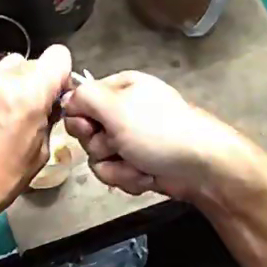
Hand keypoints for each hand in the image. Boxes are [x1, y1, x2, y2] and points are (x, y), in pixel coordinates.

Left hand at [0, 43, 73, 225]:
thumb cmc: (3, 178)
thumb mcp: (41, 151)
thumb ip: (50, 119)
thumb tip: (51, 105)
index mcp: (28, 94)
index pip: (58, 57)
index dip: (64, 75)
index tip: (60, 97)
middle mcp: (4, 79)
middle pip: (35, 61)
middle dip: (42, 82)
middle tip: (40, 110)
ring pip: (14, 67)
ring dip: (22, 84)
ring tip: (19, 113)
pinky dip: (4, 90)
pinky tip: (0, 118)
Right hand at [61, 71, 264, 202]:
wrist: (200, 168)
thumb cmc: (160, 131)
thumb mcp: (116, 106)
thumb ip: (83, 97)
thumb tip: (66, 100)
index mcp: (120, 88)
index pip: (79, 101)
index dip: (80, 117)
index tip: (89, 127)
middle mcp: (123, 112)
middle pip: (86, 133)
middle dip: (101, 146)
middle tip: (120, 146)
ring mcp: (131, 140)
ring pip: (98, 158)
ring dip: (117, 167)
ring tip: (140, 164)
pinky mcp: (137, 165)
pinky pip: (115, 174)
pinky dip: (129, 178)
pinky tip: (147, 175)